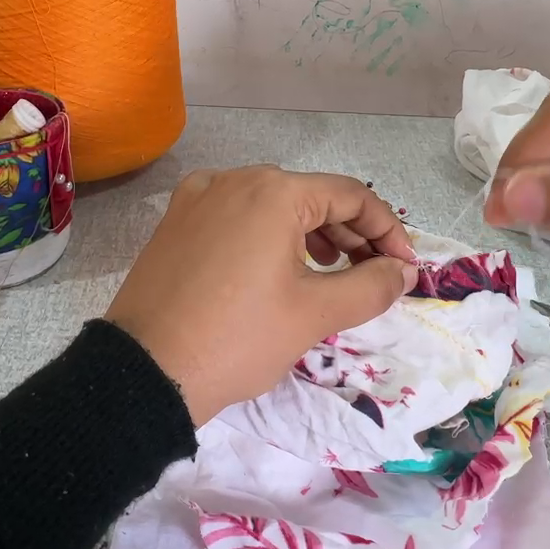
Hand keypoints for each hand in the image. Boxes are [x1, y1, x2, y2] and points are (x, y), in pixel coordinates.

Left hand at [106, 166, 418, 424]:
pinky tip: (273, 266)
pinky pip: (236, 213)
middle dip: (350, 234)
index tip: (405, 268)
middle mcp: (237, 177)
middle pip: (311, 196)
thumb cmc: (237, 338)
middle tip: (372, 276)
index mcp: (275, 190)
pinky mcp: (178, 217)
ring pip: (272, 203)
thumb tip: (404, 269)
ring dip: (311, 233)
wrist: (144, 370)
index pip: (351, 196)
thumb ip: (371, 286)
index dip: (386, 230)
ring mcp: (201, 194)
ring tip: (329, 272)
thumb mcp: (314, 315)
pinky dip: (266, 232)